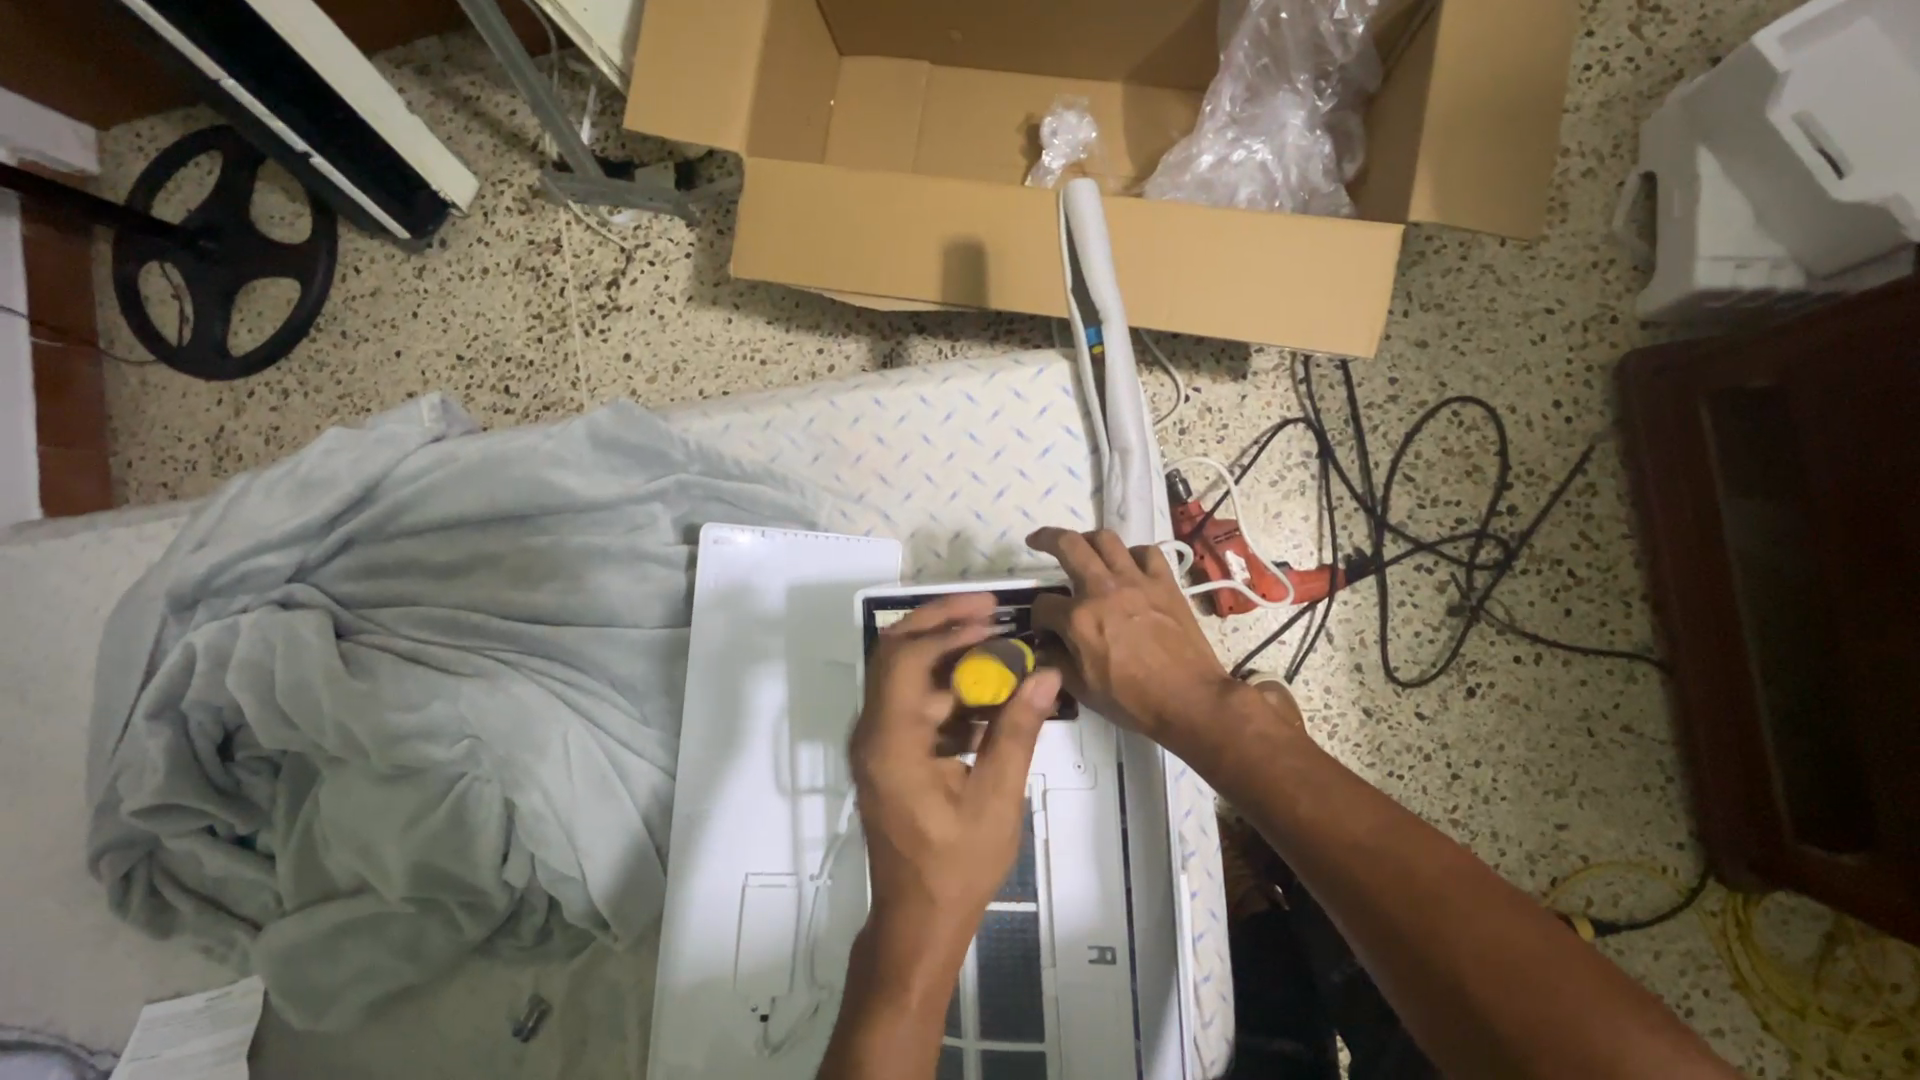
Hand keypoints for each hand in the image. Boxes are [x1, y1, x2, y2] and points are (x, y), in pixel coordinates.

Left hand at [850, 593, 1060, 950]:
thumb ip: (1017, 732)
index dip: (950, 631)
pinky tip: (989, 688)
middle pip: (895, 654)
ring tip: (998, 641)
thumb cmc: (956, 867)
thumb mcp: (996, 800)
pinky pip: (913, 702)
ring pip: (903, 674)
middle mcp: (873, 733)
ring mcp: (877, 742)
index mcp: (890, 743)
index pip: (907, 661)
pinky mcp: (889, 753)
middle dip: (941, 624)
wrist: (918, 919)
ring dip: (947, 652)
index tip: (996, 620)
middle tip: (991, 609)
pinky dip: (948, 686)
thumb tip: (1045, 674)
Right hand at [1027, 527, 1281, 755]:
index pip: (1043, 605)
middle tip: (1037, 541)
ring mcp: (1137, 581)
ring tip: (1083, 547)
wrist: (1189, 700)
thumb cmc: (1133, 701)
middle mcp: (1103, 589)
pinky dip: (1134, 554)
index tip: (1045, 631)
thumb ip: (1056, 662)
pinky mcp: (1165, 583)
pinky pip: (1147, 552)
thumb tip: (1044, 649)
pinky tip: (1130, 567)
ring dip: (1088, 539)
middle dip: (1046, 539)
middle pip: (1068, 545)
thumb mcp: (1082, 690)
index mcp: (1078, 619)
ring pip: (1106, 538)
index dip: (1038, 618)